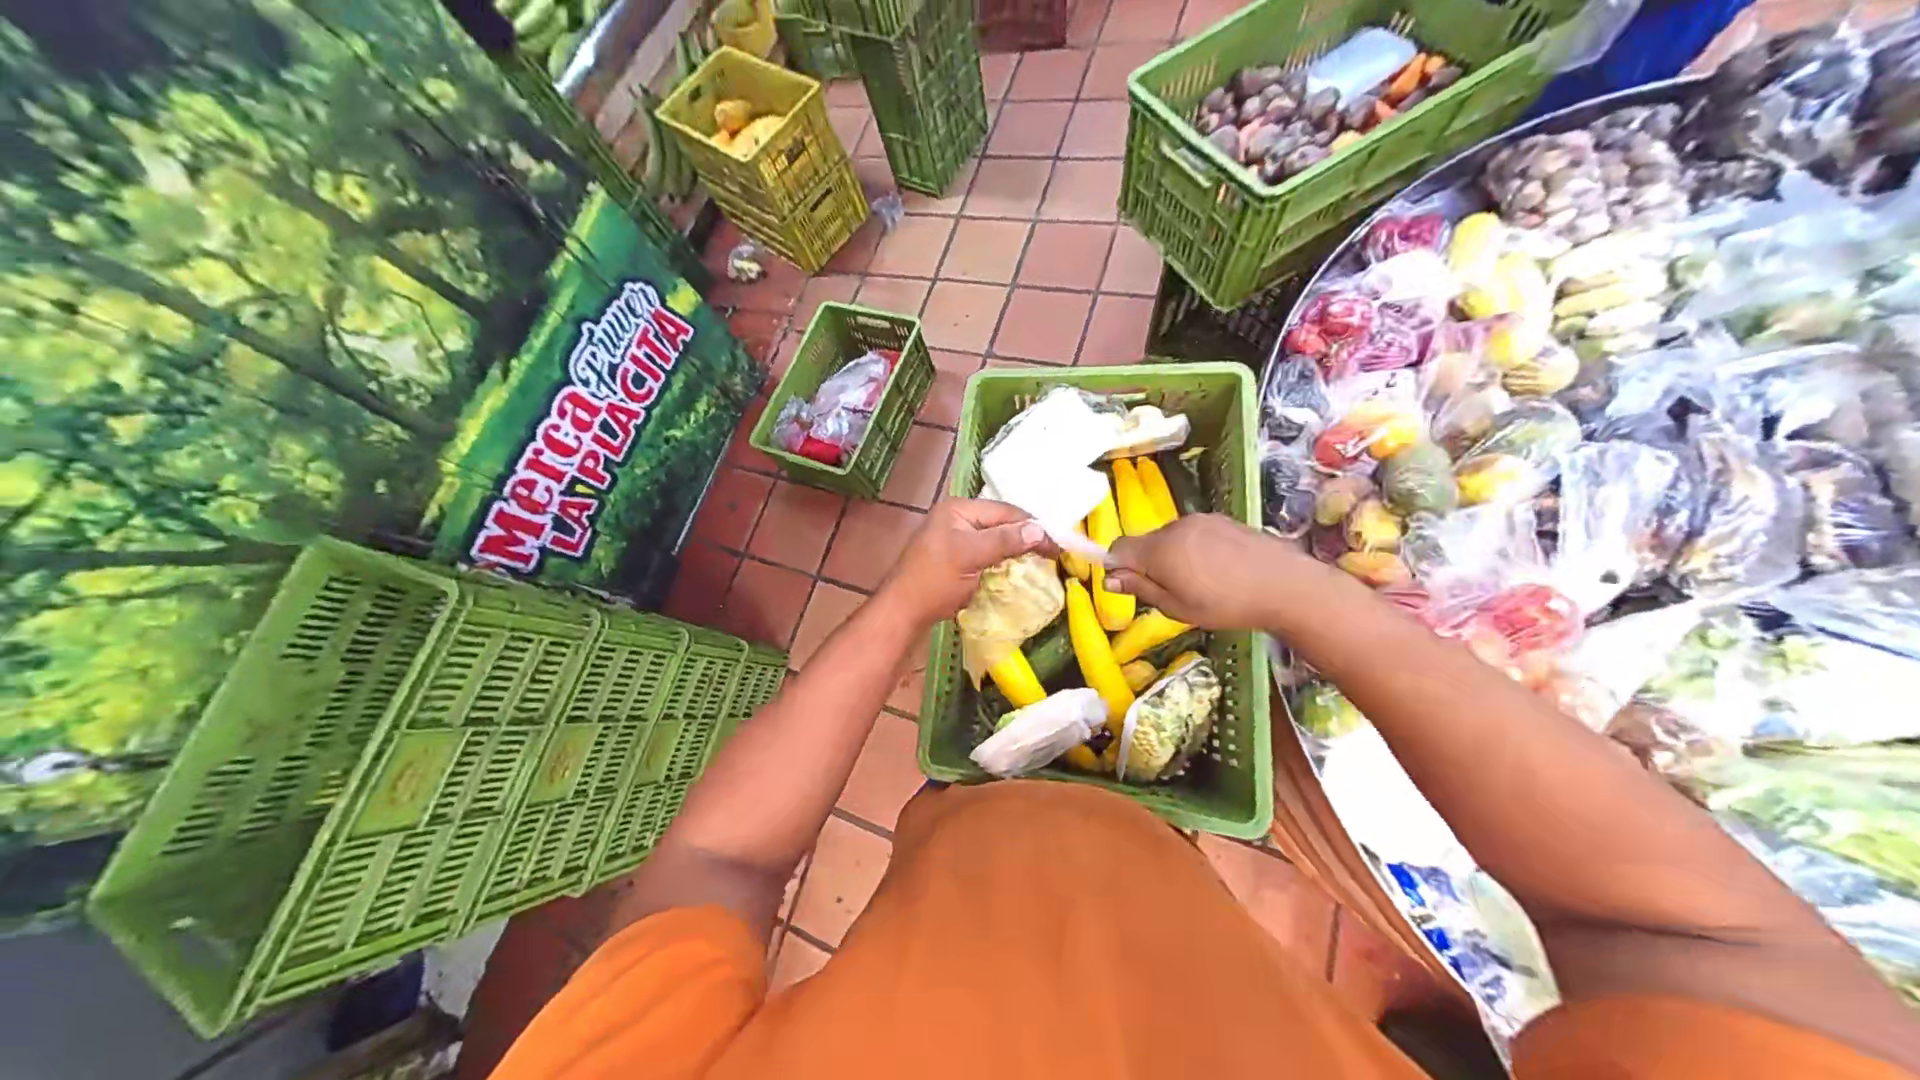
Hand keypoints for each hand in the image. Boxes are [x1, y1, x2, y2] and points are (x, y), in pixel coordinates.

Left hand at [877, 499, 1049, 625]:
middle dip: (1026, 537)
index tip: (1057, 543)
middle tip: (1053, 553)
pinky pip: (988, 553)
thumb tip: (1040, 530)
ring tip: (1041, 561)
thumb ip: (1005, 541)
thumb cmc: (934, 581)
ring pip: (996, 539)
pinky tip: (1018, 570)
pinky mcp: (957, 559)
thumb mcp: (971, 556)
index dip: (1032, 526)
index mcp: (958, 509)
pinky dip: (1004, 560)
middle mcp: (957, 518)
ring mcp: (956, 538)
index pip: (1005, 511)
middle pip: (1002, 523)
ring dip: (1017, 550)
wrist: (903, 611)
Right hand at [1105, 514, 1314, 629]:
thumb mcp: (1178, 608)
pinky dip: (1193, 548)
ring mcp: (1200, 520)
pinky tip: (1218, 569)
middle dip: (1148, 563)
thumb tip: (1108, 579)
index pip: (1118, 548)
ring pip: (1169, 537)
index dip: (1117, 566)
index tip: (1130, 586)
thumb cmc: (1228, 605)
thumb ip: (1141, 589)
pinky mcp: (1220, 519)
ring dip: (1172, 556)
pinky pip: (1192, 532)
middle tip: (1172, 591)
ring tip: (1200, 582)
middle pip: (1145, 542)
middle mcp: (1175, 527)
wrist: (1287, 586)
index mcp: (1160, 550)